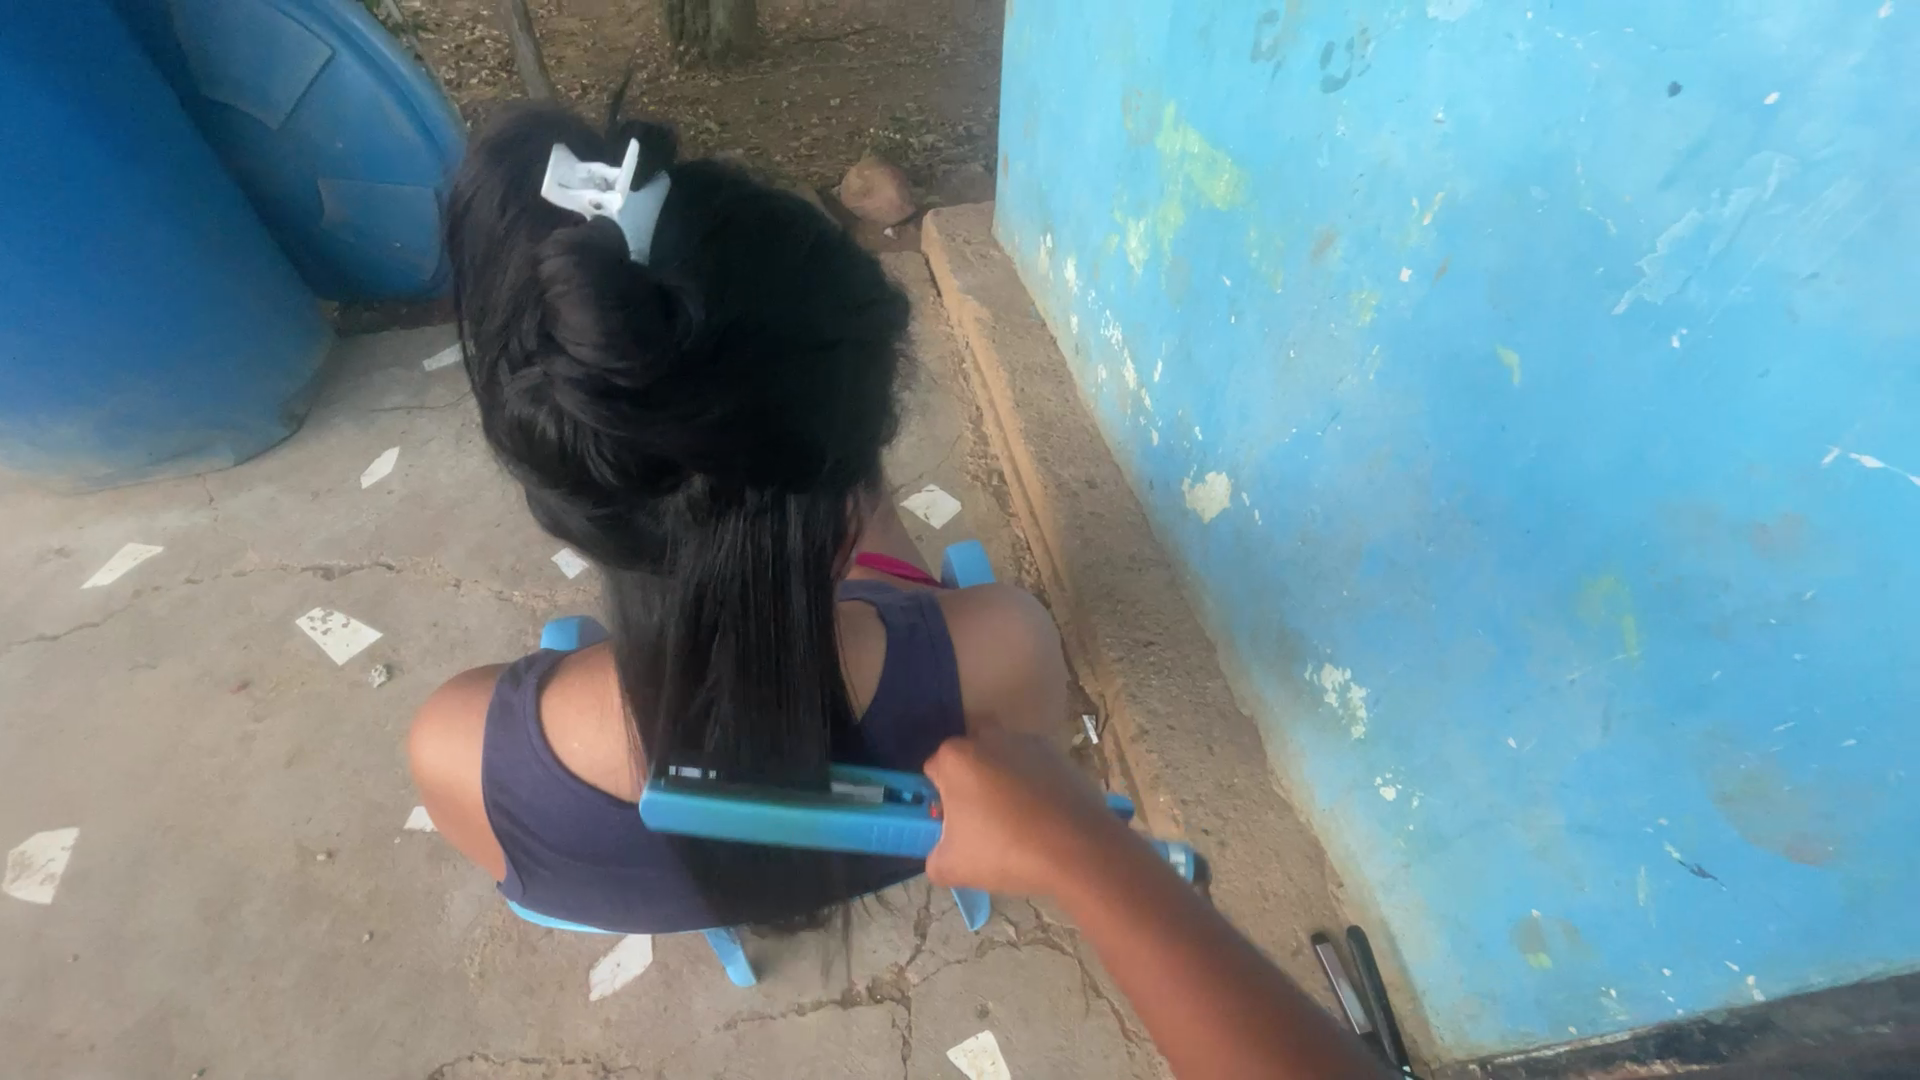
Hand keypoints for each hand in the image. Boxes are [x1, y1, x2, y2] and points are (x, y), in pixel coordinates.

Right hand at [922, 728, 1132, 897]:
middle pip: (968, 758)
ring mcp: (1026, 741)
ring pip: (1001, 759)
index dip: (939, 799)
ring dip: (1002, 782)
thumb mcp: (952, 867)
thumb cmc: (1005, 850)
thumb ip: (934, 857)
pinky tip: (1043, 818)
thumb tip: (941, 853)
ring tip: (1017, 824)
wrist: (1077, 848)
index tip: (953, 825)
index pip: (932, 771)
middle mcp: (988, 737)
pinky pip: (1034, 767)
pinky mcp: (1058, 753)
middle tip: (981, 821)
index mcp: (955, 757)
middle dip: (969, 782)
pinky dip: (1033, 785)